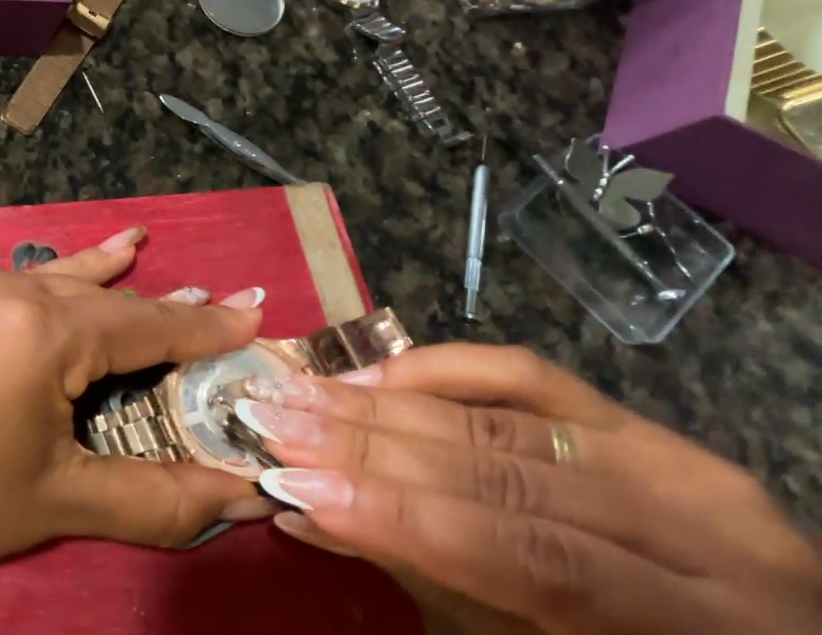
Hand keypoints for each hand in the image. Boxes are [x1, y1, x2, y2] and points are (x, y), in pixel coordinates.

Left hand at [0, 226, 273, 602]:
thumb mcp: (60, 501)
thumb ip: (159, 496)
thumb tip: (246, 497)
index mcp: (39, 329)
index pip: (144, 325)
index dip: (202, 328)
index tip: (255, 314)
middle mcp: (2, 285)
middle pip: (99, 297)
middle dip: (158, 309)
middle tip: (219, 301)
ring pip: (52, 278)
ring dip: (100, 273)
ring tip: (141, 244)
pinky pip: (11, 281)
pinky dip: (49, 280)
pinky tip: (67, 271)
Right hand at [231, 344, 821, 633]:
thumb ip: (427, 578)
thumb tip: (300, 512)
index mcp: (698, 622)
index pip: (524, 549)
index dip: (401, 515)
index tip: (294, 485)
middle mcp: (707, 533)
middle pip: (506, 470)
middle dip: (370, 445)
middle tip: (270, 419)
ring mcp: (679, 465)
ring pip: (506, 421)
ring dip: (382, 404)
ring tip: (295, 393)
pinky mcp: (643, 424)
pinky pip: (534, 377)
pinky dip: (445, 368)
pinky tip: (374, 371)